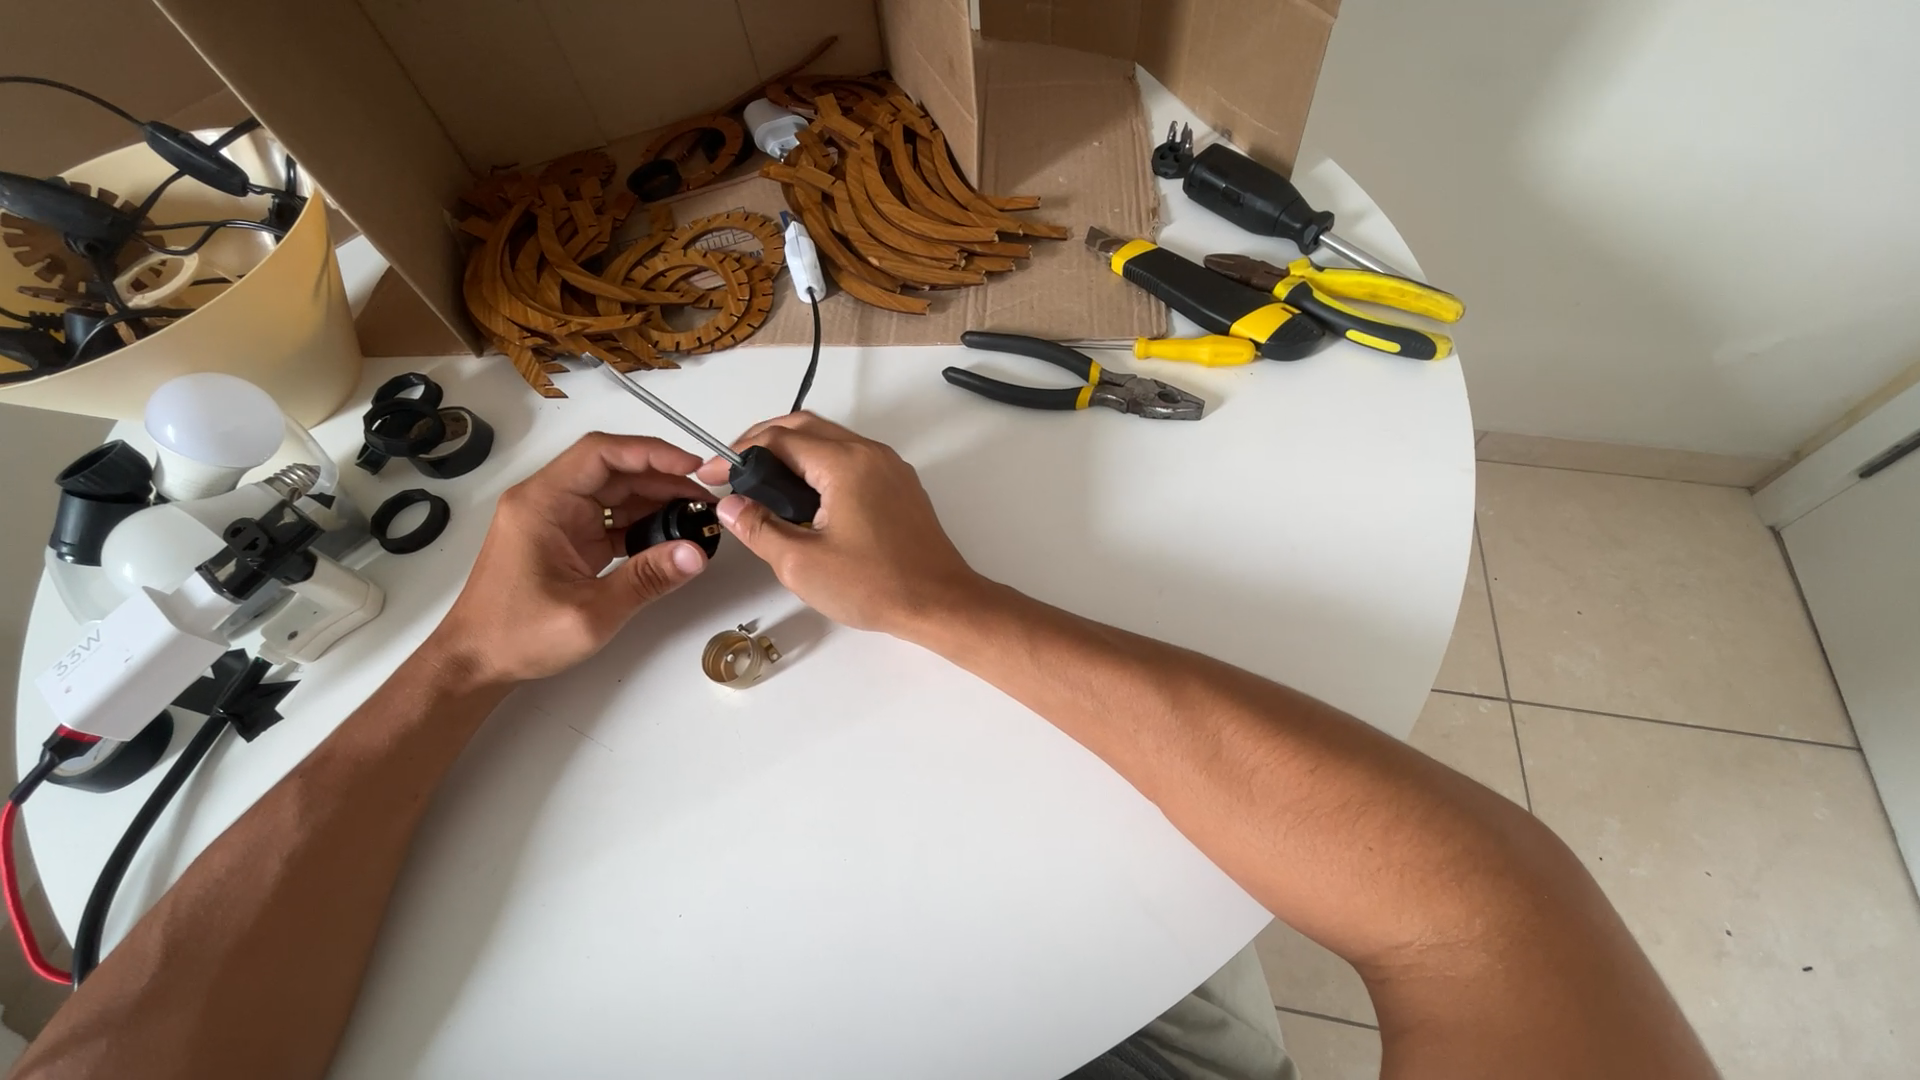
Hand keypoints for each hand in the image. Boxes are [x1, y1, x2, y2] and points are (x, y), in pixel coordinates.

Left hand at [433, 433, 711, 683]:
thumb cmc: (516, 636)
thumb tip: (696, 553)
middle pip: (614, 470)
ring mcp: (559, 520)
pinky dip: (644, 524)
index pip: (601, 454)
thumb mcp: (591, 612)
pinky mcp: (569, 539)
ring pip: (617, 493)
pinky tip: (672, 537)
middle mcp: (548, 502)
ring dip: (657, 501)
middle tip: (704, 497)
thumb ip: (647, 579)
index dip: (651, 453)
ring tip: (695, 516)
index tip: (692, 467)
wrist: (476, 662)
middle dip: (662, 478)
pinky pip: (613, 518)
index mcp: (542, 504)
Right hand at [696, 413, 982, 637]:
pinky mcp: (900, 485)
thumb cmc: (873, 586)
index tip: (712, 476)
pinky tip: (804, 497)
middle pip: (805, 427)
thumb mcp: (802, 563)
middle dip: (762, 443)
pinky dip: (820, 465)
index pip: (779, 438)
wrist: (940, 602)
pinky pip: (852, 459)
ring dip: (792, 452)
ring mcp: (890, 466)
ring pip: (830, 440)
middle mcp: (870, 452)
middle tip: (734, 473)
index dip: (738, 453)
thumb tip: (730, 504)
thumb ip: (759, 528)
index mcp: (845, 463)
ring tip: (762, 485)